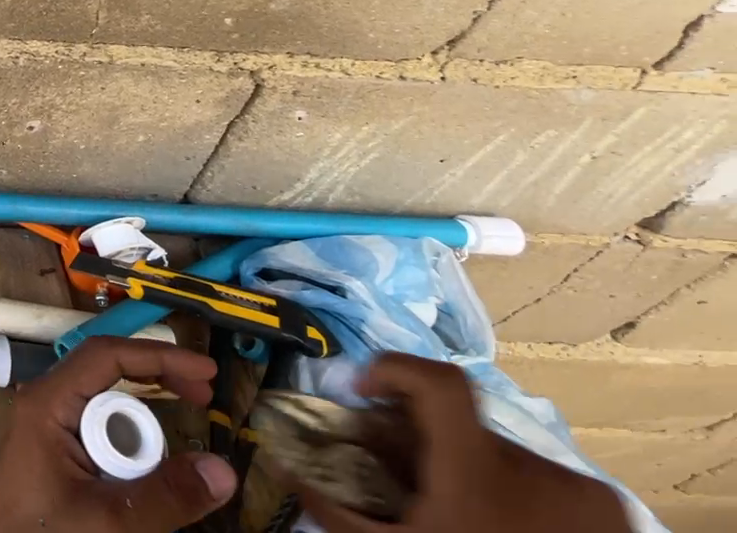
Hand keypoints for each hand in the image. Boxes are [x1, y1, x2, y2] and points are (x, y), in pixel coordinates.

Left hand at [0, 337, 238, 532]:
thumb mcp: (108, 520)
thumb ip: (165, 496)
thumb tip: (224, 469)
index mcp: (47, 402)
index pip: (105, 356)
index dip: (157, 355)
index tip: (206, 371)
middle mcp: (44, 402)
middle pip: (105, 371)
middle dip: (156, 375)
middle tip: (204, 396)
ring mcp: (46, 424)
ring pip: (103, 401)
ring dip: (142, 410)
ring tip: (183, 421)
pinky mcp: (52, 449)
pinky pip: (96, 427)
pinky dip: (128, 434)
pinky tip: (151, 454)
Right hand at [300, 354, 632, 532]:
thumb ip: (334, 508)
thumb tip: (274, 461)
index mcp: (480, 471)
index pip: (438, 380)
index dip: (393, 368)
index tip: (363, 393)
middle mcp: (537, 466)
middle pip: (458, 423)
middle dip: (424, 440)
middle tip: (404, 477)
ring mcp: (583, 490)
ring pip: (498, 451)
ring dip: (468, 469)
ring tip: (456, 510)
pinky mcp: (611, 510)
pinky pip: (541, 477)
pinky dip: (510, 491)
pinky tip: (499, 523)